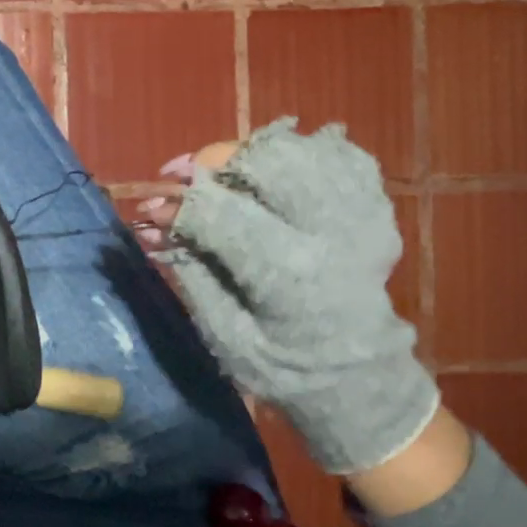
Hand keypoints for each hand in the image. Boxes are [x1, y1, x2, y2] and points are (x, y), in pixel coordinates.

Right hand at [138, 119, 436, 475]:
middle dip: (215, 162)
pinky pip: (337, 153)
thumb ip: (191, 269)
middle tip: (185, 177)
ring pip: (302, 148)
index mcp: (291, 276)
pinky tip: (276, 171)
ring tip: (227, 173)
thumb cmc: (281, 365)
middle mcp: (331, 234)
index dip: (180, 205)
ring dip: (254, 153)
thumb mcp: (223, 331)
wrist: (357, 378)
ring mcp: (362, 214)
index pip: (224, 215)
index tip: (150, 209)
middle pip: (268, 163)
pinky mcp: (375, 206)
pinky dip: (300, 152)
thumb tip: (153, 222)